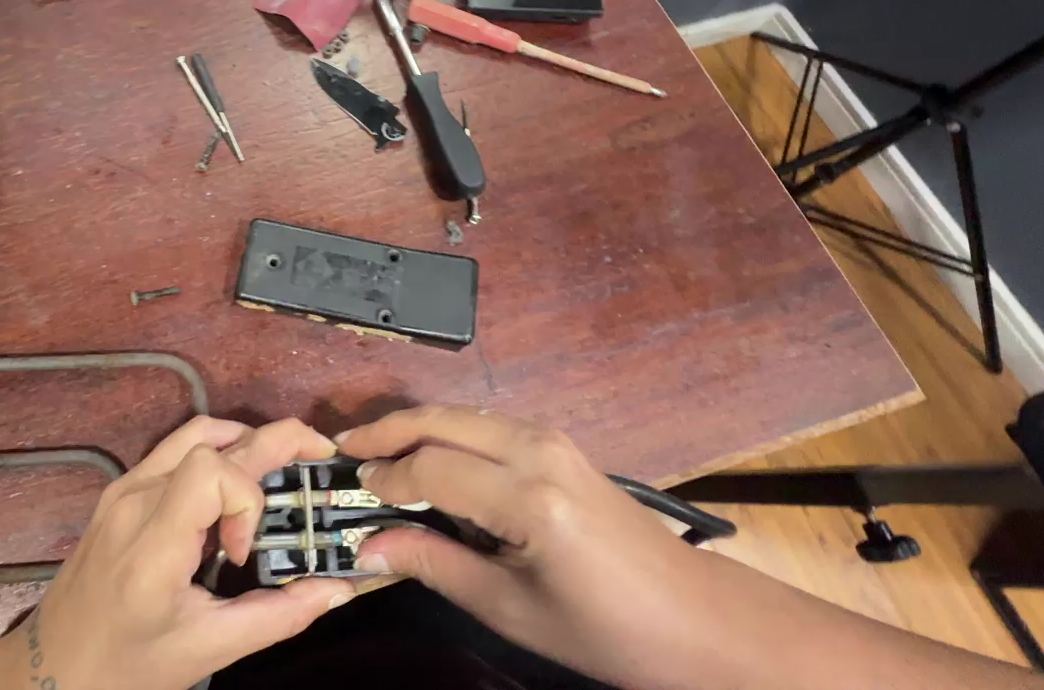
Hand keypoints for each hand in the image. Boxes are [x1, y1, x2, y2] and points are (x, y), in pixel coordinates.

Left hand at [0, 416, 354, 689]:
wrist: (54, 668)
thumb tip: (338, 590)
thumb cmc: (127, 666)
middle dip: (273, 442)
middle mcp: (135, 500)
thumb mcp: (205, 650)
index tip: (243, 550)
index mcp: (152, 544)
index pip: (209, 470)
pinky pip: (174, 448)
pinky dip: (214, 451)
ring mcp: (123, 489)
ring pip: (193, 433)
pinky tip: (231, 483)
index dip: (245, 498)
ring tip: (275, 468)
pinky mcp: (119, 489)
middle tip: (318, 452)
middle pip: (210, 442)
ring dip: (241, 441)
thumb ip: (276, 616)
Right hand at [338, 406, 726, 689]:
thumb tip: (367, 548)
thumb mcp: (512, 609)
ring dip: (414, 425)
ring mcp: (551, 438)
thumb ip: (435, 566)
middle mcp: (537, 451)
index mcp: (529, 500)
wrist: (699, 619)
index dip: (386, 477)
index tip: (352, 490)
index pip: (433, 468)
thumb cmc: (606, 631)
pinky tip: (429, 451)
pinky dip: (446, 428)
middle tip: (344, 449)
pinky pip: (485, 420)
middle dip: (387, 431)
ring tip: (375, 448)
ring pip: (461, 412)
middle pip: (441, 420)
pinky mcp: (558, 441)